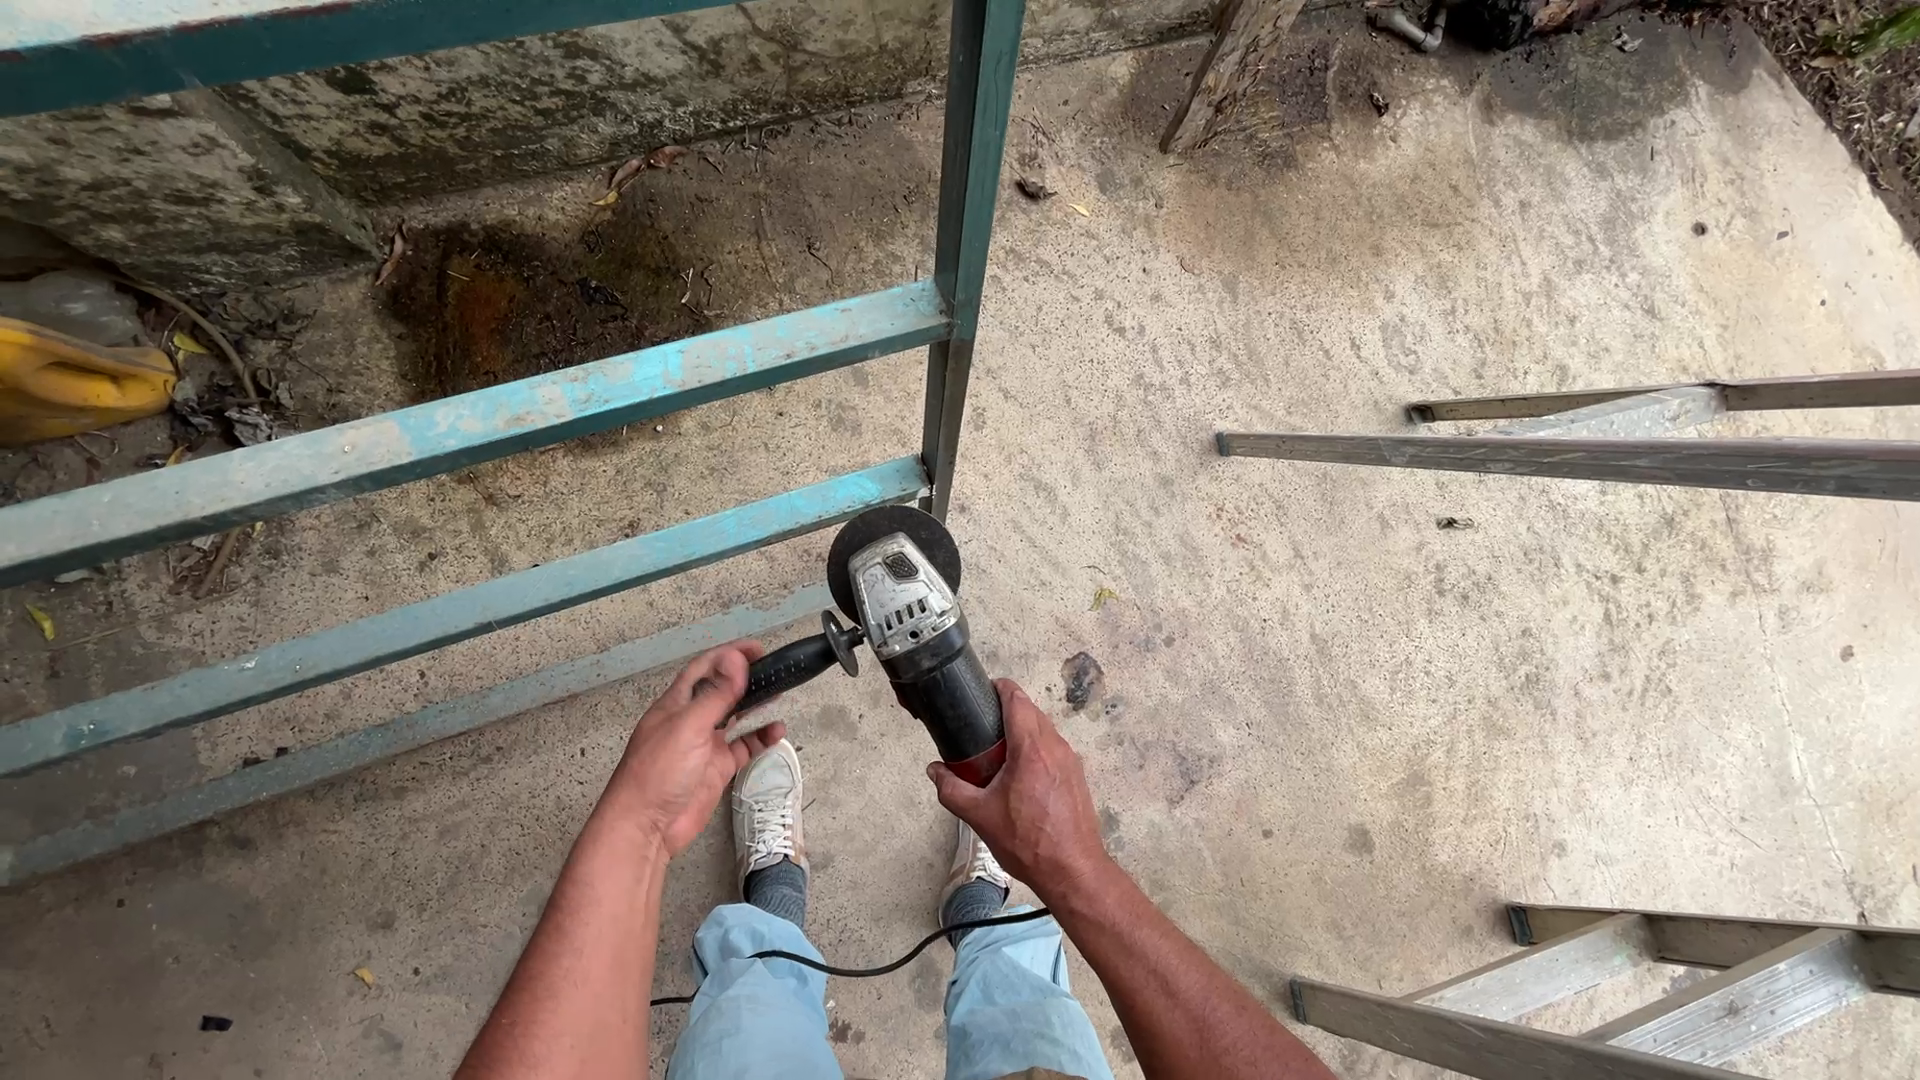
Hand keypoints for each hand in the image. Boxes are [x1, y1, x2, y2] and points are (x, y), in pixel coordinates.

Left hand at [606, 640, 787, 856]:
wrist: (646, 827)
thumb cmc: (657, 773)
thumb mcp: (688, 726)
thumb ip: (716, 694)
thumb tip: (735, 659)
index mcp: (677, 704)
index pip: (705, 668)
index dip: (729, 655)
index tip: (756, 649)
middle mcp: (692, 720)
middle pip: (723, 690)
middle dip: (747, 678)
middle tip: (774, 670)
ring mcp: (705, 745)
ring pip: (736, 717)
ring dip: (757, 706)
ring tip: (780, 696)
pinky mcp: (717, 768)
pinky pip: (744, 747)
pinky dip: (761, 737)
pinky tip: (775, 732)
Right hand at [927, 678, 1111, 902]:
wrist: (1072, 871)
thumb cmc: (1028, 842)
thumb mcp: (979, 816)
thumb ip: (952, 789)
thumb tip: (935, 771)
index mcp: (1031, 748)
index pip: (1016, 699)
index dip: (999, 688)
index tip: (983, 690)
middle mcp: (1055, 747)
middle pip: (1031, 711)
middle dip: (1008, 710)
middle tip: (982, 725)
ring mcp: (1071, 761)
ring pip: (1045, 730)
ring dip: (1023, 730)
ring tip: (998, 751)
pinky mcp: (1077, 776)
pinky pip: (1054, 749)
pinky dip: (1036, 749)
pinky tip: (1020, 774)